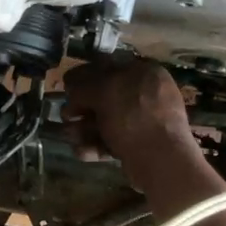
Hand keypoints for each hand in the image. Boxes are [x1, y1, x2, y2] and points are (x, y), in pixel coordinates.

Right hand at [61, 57, 196, 175]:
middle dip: (82, 106)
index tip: (66, 83)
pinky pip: (113, 140)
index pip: (109, 66)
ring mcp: (145, 122)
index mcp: (144, 72)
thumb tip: (71, 87)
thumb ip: (83, 86)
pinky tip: (81, 151)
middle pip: (106, 96)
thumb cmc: (132, 116)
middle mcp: (147, 94)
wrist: (159, 159)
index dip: (85, 74)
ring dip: (85, 127)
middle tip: (66, 114)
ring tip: (69, 135)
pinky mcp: (139, 145)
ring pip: (107, 121)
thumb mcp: (102, 93)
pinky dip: (96, 145)